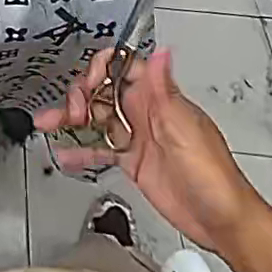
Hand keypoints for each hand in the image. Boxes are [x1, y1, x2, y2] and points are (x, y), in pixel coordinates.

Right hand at [34, 49, 265, 254]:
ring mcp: (137, 136)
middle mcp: (145, 112)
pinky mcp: (132, 161)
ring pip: (97, 119)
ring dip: (72, 120)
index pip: (123, 67)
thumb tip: (162, 52)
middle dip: (80, 96)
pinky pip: (100, 150)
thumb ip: (166, 89)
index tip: (88, 82)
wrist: (221, 219)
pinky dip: (81, 150)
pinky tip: (65, 153)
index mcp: (158, 97)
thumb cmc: (213, 173)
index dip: (102, 69)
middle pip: (104, 92)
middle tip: (69, 111)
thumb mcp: (185, 127)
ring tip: (50, 123)